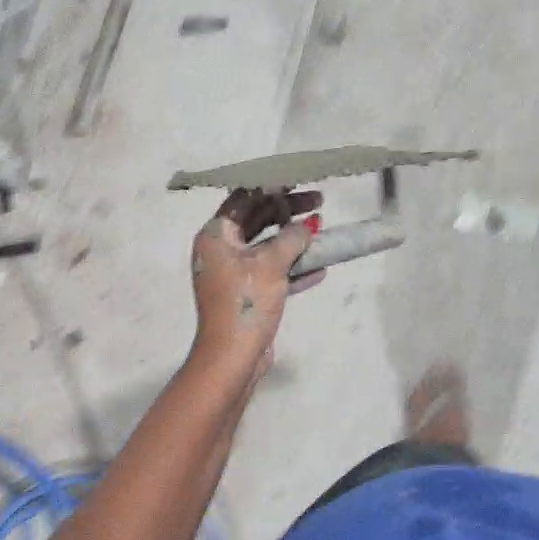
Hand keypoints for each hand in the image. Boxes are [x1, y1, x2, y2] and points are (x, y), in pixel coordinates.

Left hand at [188, 189, 323, 379]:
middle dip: (288, 211)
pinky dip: (293, 268)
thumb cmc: (245, 302)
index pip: (243, 198)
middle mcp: (220, 250)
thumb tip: (307, 226)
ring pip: (267, 246)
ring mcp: (233, 274)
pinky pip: (272, 272)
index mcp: (216, 235)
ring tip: (323, 228)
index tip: (298, 180)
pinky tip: (321, 268)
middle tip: (319, 201)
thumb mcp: (272, 264)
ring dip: (294, 239)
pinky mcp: (247, 295)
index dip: (271, 186)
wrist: (232, 359)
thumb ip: (292, 238)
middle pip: (257, 219)